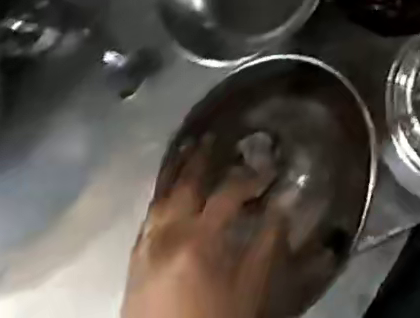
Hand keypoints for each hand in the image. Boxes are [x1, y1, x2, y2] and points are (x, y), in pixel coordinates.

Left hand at [122, 136, 283, 317]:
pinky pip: (148, 219)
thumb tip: (285, 202)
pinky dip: (161, 197)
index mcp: (198, 238)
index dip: (252, 177)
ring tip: (187, 150)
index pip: (228, 191)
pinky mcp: (134, 266)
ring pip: (160, 199)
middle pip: (184, 186)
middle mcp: (167, 236)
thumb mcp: (252, 285)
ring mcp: (145, 251)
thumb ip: (269, 240)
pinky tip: (169, 193)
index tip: (271, 170)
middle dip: (201, 158)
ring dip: (175, 172)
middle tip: (215, 134)